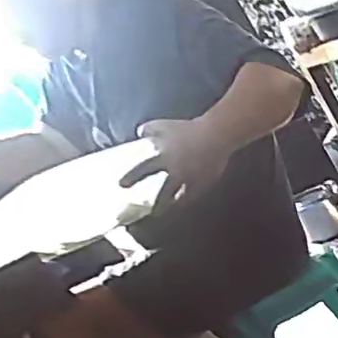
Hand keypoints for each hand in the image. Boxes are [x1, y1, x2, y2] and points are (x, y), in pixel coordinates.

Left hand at [119, 118, 233, 209]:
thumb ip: (148, 130)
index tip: (121, 185)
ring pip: (182, 199)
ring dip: (175, 205)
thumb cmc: (188, 130)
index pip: (142, 170)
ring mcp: (193, 181)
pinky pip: (196, 195)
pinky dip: (190, 199)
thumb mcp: (163, 125)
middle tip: (152, 211)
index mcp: (163, 158)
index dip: (131, 178)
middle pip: (165, 194)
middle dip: (157, 204)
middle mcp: (176, 173)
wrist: (215, 137)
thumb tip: (140, 135)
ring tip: (171, 209)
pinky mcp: (207, 183)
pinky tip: (188, 200)